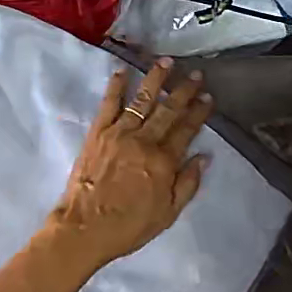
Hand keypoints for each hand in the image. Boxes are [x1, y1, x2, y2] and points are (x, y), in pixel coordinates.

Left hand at [42, 58, 213, 272]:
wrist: (84, 230)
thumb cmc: (129, 226)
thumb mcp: (168, 213)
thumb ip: (188, 183)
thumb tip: (204, 156)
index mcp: (164, 161)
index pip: (187, 129)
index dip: (199, 112)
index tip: (208, 98)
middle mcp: (145, 141)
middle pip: (169, 109)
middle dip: (184, 90)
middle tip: (196, 74)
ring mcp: (120, 133)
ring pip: (142, 99)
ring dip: (156, 79)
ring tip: (166, 62)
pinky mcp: (98, 133)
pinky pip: (109, 104)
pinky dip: (116, 86)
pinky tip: (122, 70)